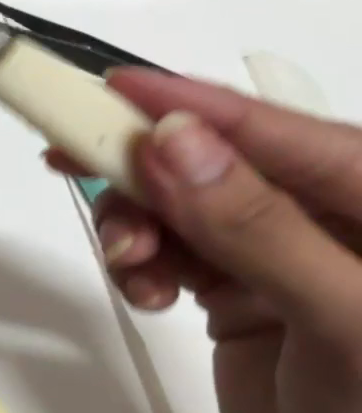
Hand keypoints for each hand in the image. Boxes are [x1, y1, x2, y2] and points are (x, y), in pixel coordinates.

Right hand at [49, 69, 361, 412]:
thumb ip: (262, 230)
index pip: (301, 141)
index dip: (205, 108)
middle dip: (155, 176)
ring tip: (129, 267)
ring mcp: (298, 266)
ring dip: (141, 227)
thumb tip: (174, 142)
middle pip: (229, 169)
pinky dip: (144, 263)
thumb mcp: (347, 327)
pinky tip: (143, 290)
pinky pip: (178, 254)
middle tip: (78, 172)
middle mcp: (352, 232)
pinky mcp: (247, 300)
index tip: (114, 85)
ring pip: (191, 210)